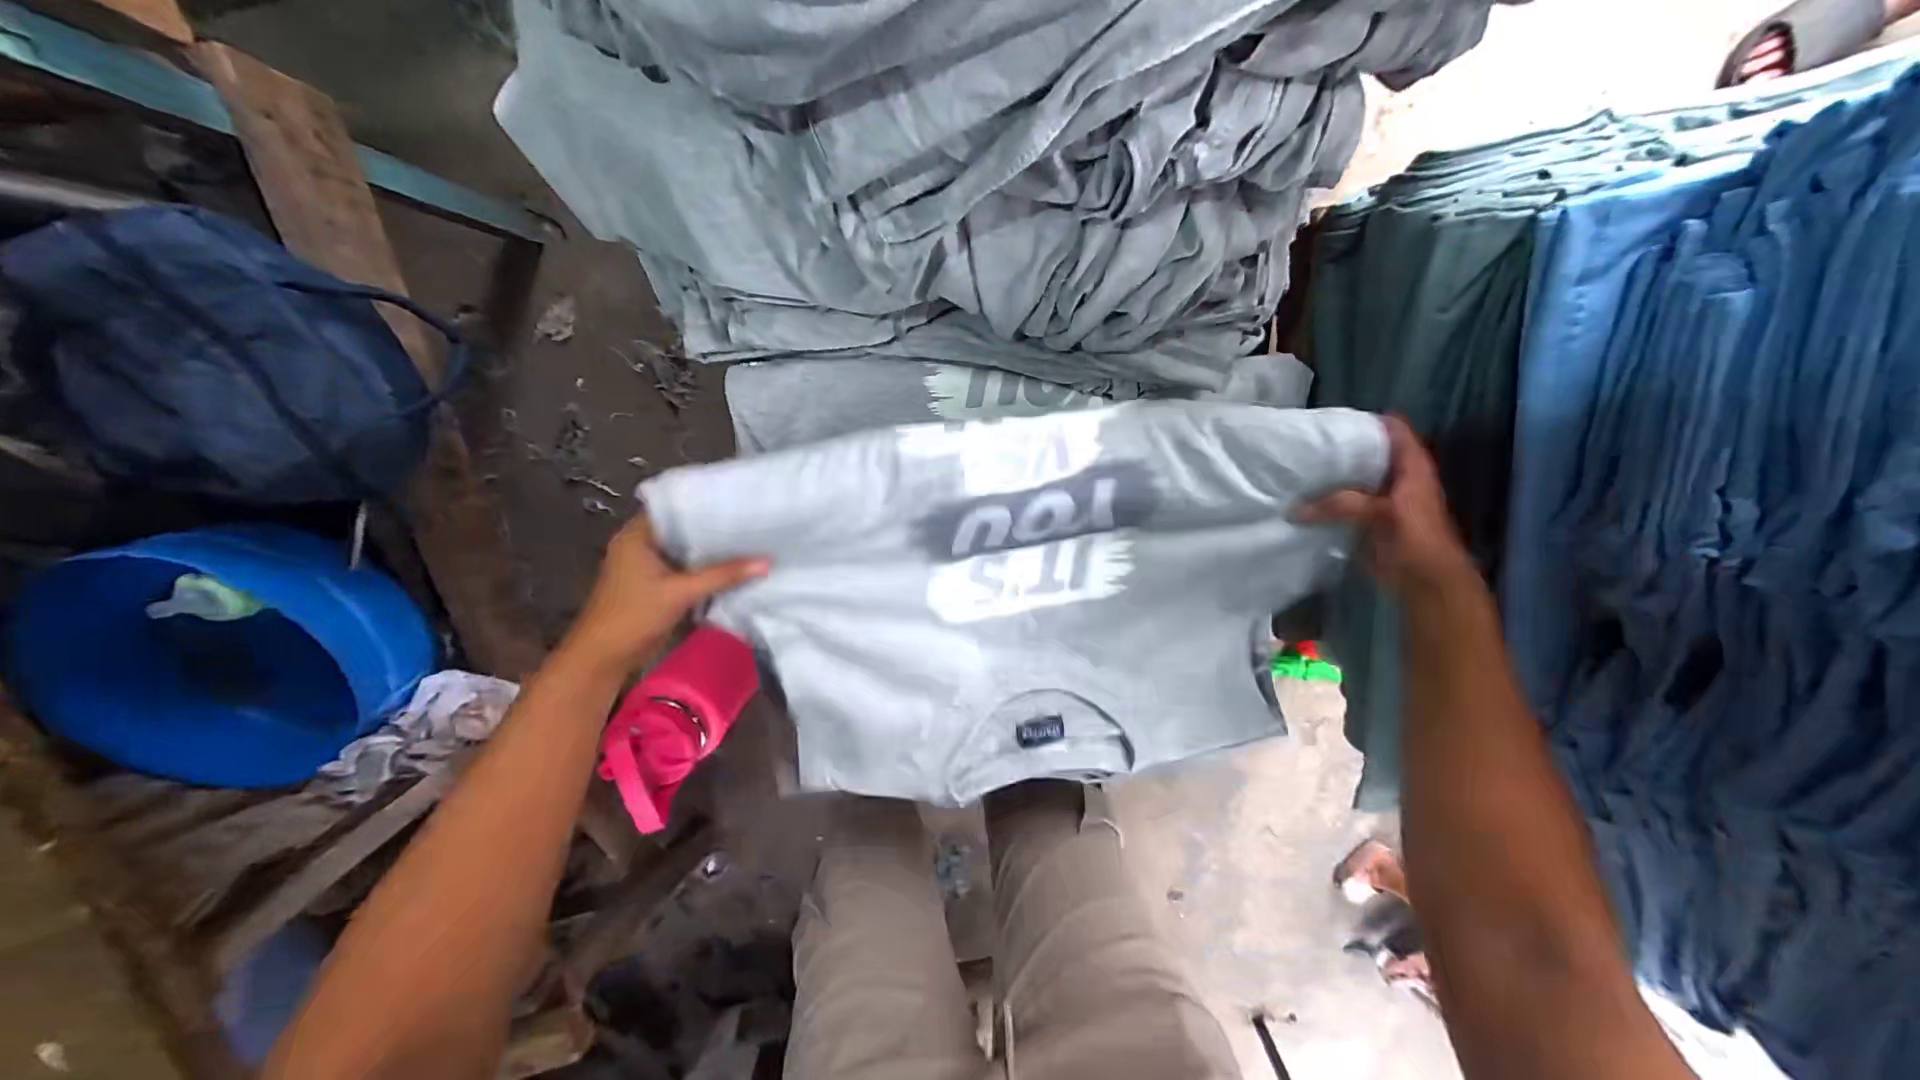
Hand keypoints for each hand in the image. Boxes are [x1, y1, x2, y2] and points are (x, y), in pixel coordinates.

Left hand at [560, 515, 768, 673]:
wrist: (604, 658)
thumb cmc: (633, 616)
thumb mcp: (681, 592)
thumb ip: (723, 575)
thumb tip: (767, 562)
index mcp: (638, 534)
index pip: (676, 507)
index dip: (707, 503)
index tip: (740, 502)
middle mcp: (642, 544)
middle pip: (685, 530)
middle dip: (716, 529)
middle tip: (754, 522)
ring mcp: (649, 565)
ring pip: (688, 551)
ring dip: (713, 551)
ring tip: (752, 540)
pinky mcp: (657, 585)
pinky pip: (687, 569)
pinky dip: (707, 570)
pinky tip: (736, 567)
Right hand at [1298, 414, 1475, 592]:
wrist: (1427, 583)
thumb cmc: (1417, 541)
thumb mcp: (1381, 515)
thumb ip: (1341, 505)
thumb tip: (1295, 508)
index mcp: (1411, 466)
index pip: (1392, 429)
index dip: (1365, 421)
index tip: (1330, 421)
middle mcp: (1396, 477)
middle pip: (1367, 451)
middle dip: (1339, 448)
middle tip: (1304, 445)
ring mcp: (1381, 499)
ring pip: (1353, 478)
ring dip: (1330, 476)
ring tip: (1297, 469)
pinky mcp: (1367, 521)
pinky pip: (1342, 504)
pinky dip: (1326, 501)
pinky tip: (1303, 500)